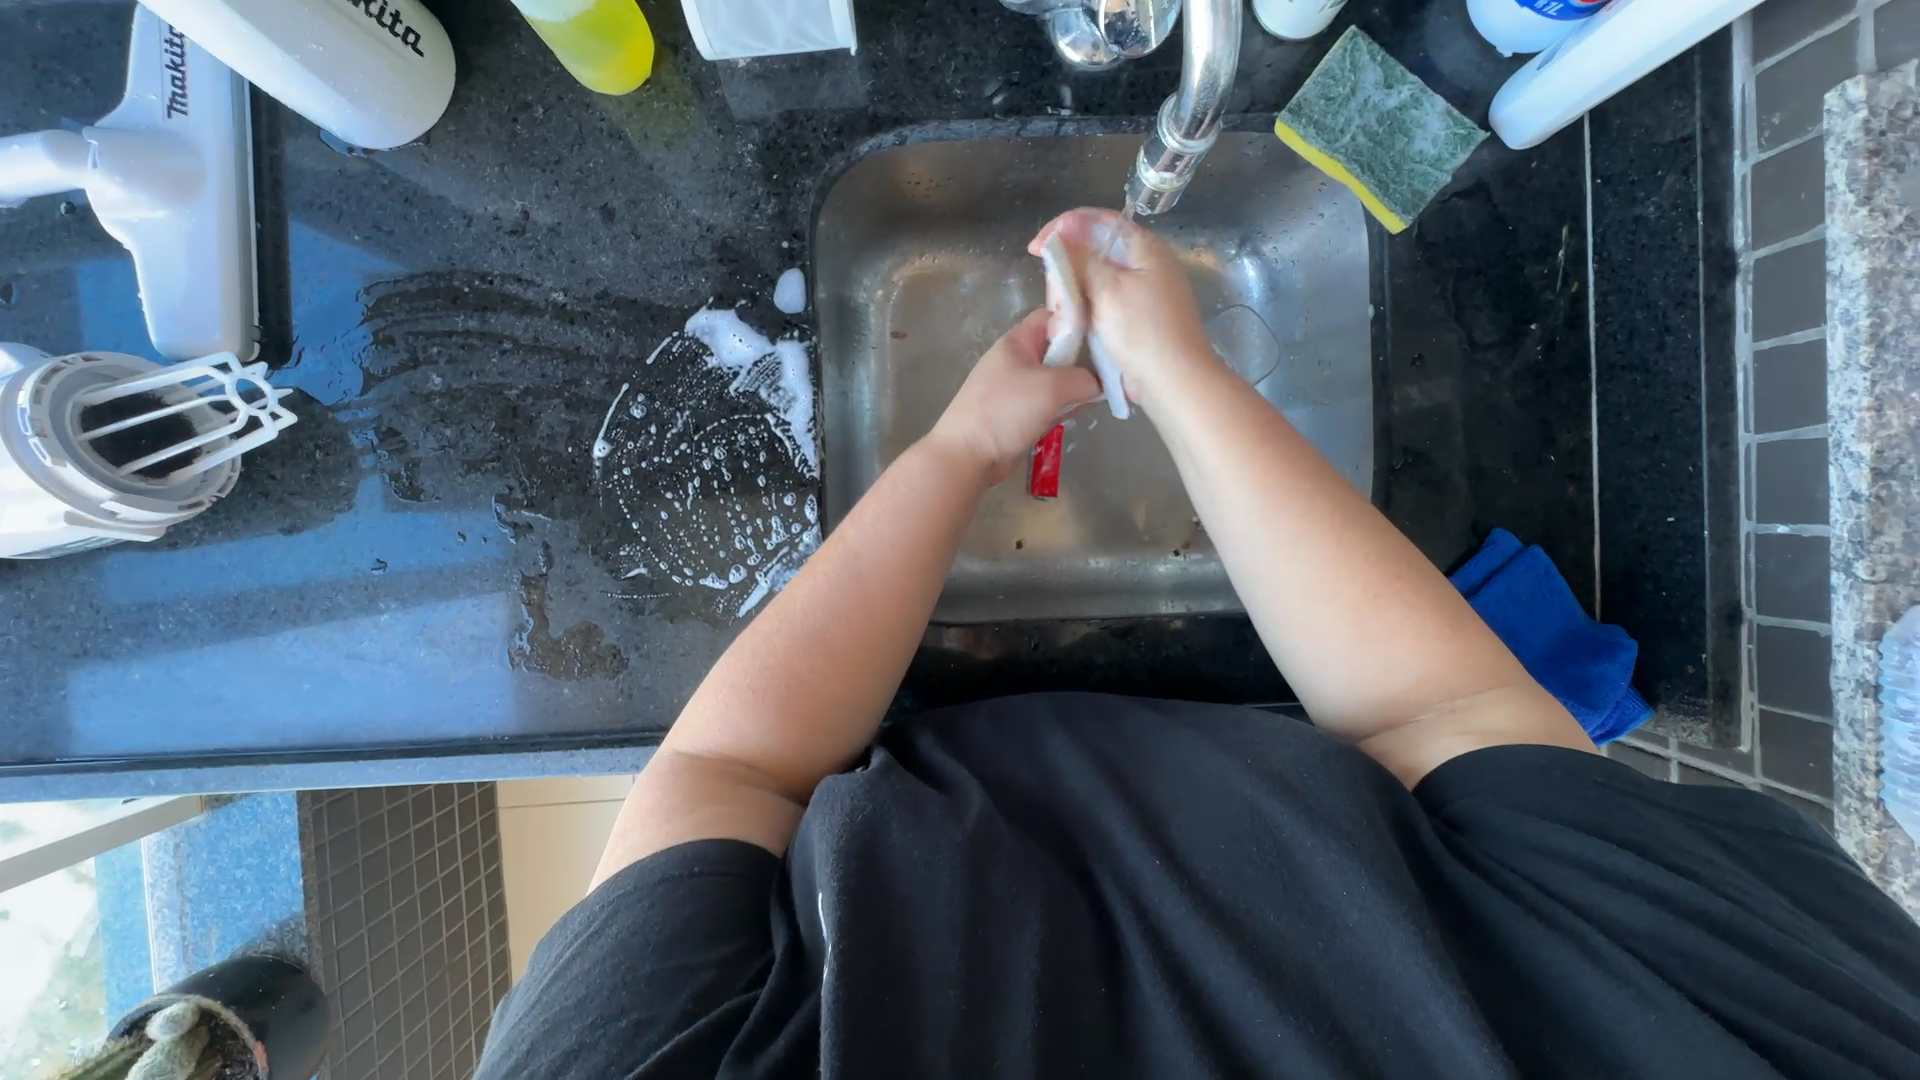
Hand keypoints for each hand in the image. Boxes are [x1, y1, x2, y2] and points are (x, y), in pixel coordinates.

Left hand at [927, 308, 1102, 485]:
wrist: (968, 454)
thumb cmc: (1006, 411)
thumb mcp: (1051, 387)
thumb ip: (1083, 379)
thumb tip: (1098, 385)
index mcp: (1016, 342)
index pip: (1051, 317)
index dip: (1077, 322)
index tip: (1104, 337)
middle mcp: (1016, 361)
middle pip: (1057, 350)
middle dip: (1082, 360)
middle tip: (1109, 373)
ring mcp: (1016, 389)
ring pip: (1055, 381)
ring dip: (1075, 389)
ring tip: (1099, 396)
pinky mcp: (1018, 415)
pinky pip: (1048, 404)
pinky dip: (1064, 407)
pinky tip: (1081, 413)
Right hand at [1028, 208, 1223, 415]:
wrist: (1173, 380)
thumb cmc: (1143, 330)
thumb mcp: (1108, 289)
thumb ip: (1082, 260)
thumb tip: (1063, 237)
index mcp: (1143, 248)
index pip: (1096, 222)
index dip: (1062, 229)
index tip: (1035, 250)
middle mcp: (1144, 265)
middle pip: (1092, 254)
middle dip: (1066, 271)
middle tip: (1054, 298)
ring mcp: (1140, 294)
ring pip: (1093, 283)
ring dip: (1072, 297)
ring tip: (1062, 318)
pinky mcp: (1134, 320)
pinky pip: (1101, 307)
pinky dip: (1084, 314)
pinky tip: (1073, 328)